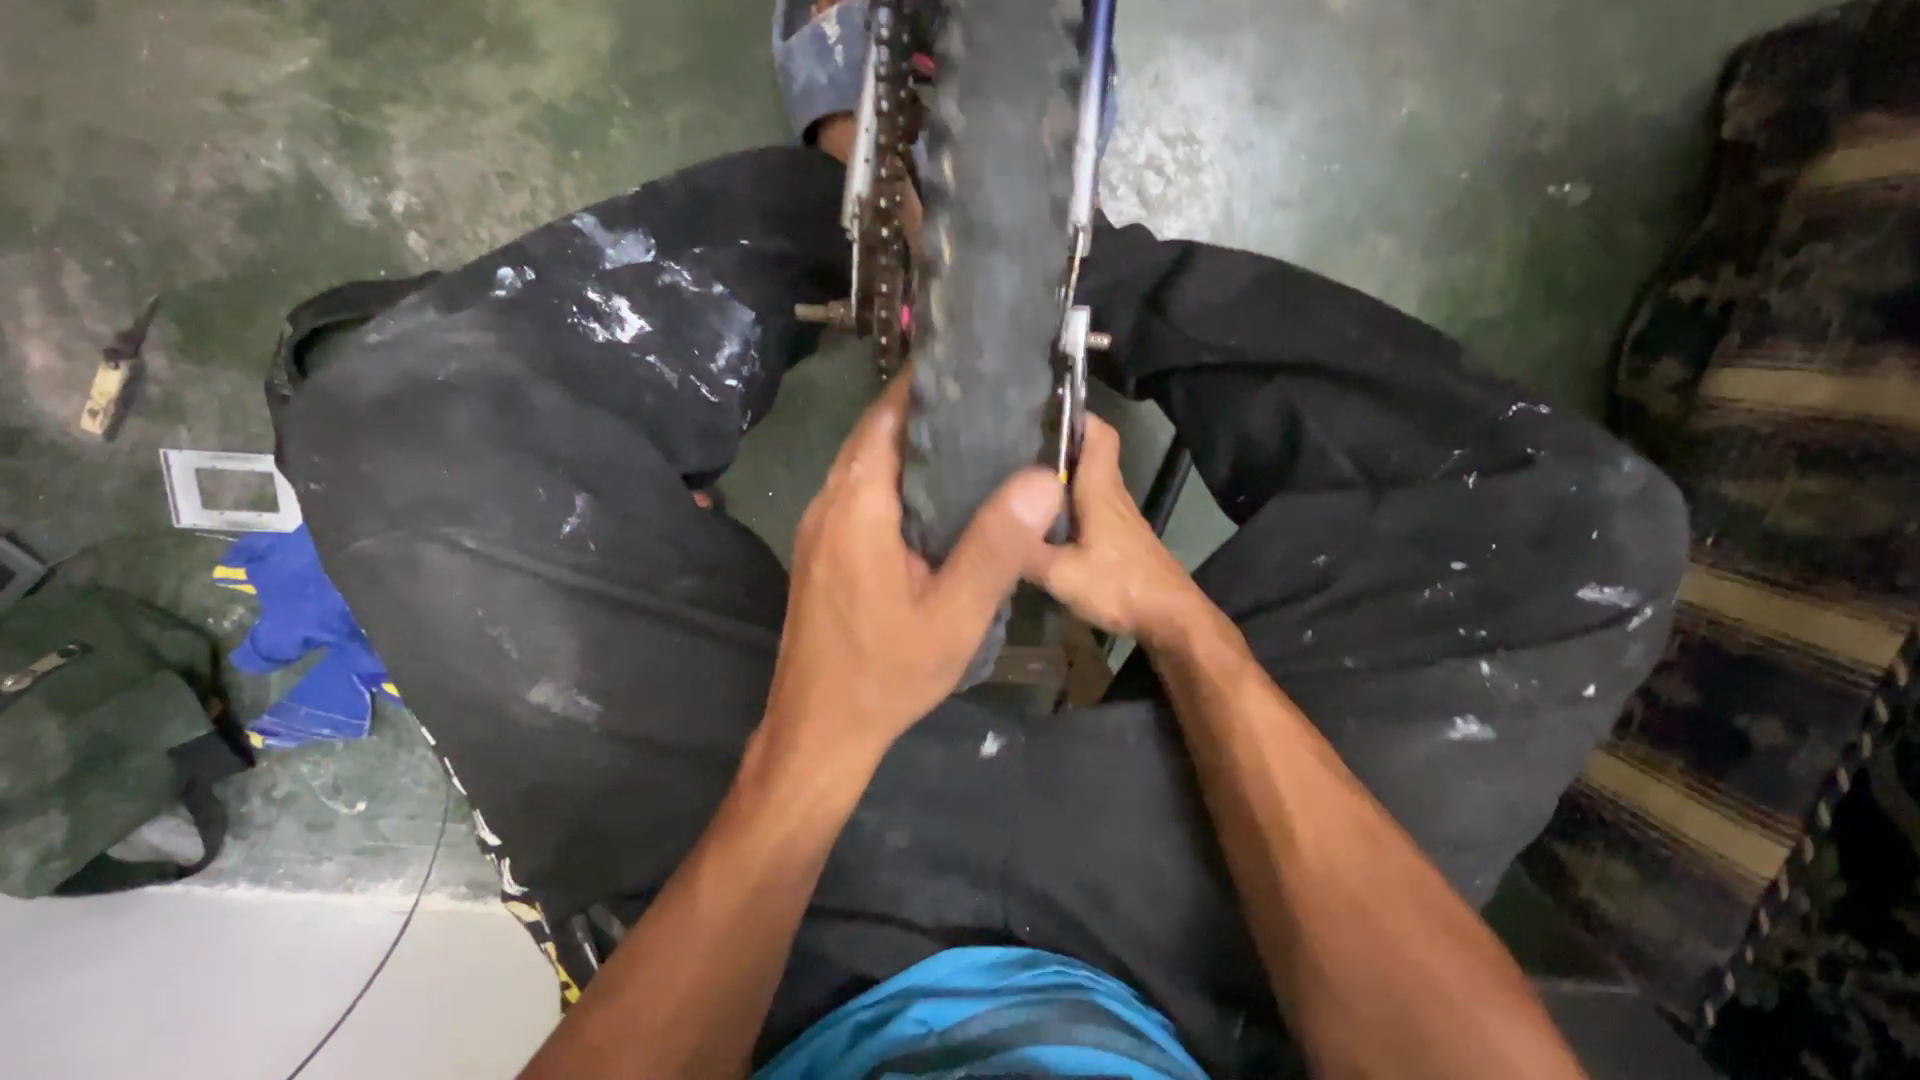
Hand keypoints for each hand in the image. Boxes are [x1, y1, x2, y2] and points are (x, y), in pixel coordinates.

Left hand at [761, 375, 1063, 765]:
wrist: (819, 729)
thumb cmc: (887, 674)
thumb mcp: (954, 616)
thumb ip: (995, 547)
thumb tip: (1041, 476)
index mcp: (857, 509)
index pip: (884, 420)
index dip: (922, 385)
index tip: (969, 362)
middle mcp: (827, 506)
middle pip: (872, 436)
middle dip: (921, 410)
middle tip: (983, 396)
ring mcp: (818, 530)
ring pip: (863, 465)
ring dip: (907, 444)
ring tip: (970, 434)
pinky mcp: (820, 552)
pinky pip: (858, 494)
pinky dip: (894, 477)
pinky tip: (936, 493)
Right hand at [1030, 417, 1215, 647]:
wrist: (1170, 617)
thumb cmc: (1120, 586)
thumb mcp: (1061, 575)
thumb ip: (1027, 553)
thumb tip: (995, 536)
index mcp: (1100, 491)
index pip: (1099, 435)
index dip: (1078, 417)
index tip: (1046, 413)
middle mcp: (1113, 495)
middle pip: (1092, 455)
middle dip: (1060, 446)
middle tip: (1019, 449)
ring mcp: (1120, 517)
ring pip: (1092, 482)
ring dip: (1064, 477)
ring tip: (1023, 485)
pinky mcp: (1122, 538)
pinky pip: (1093, 506)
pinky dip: (1071, 504)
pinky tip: (1047, 524)